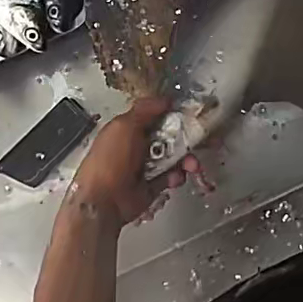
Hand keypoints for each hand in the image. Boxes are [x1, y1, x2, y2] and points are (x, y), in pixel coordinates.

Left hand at [67, 97, 197, 224]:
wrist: (104, 201)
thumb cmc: (109, 160)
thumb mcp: (124, 126)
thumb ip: (145, 110)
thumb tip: (164, 100)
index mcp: (128, 128)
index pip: (155, 117)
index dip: (173, 115)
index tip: (190, 115)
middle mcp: (137, 146)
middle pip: (169, 137)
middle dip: (186, 138)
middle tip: (198, 141)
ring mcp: (145, 166)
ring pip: (174, 157)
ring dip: (185, 159)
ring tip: (191, 164)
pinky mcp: (153, 184)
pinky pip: (172, 176)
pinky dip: (177, 176)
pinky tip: (175, 178)